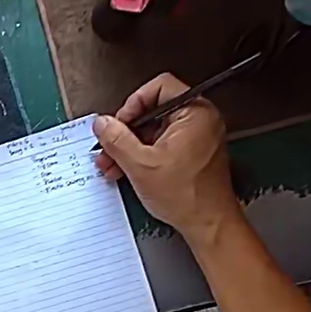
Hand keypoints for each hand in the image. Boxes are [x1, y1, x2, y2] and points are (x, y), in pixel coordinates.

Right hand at [92, 73, 240, 245]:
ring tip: (113, 164)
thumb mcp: (141, 165)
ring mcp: (197, 138)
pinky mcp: (192, 154)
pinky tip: (127, 169)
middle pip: (154, 111)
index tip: (118, 123)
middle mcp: (200, 121)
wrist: (208, 224)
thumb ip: (117, 140)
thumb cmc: (187, 196)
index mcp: (195, 113)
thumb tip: (102, 123)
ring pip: (155, 131)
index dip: (133, 103)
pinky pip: (163, 145)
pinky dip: (144, 155)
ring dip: (131, 147)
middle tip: (109, 146)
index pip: (159, 87)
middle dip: (126, 132)